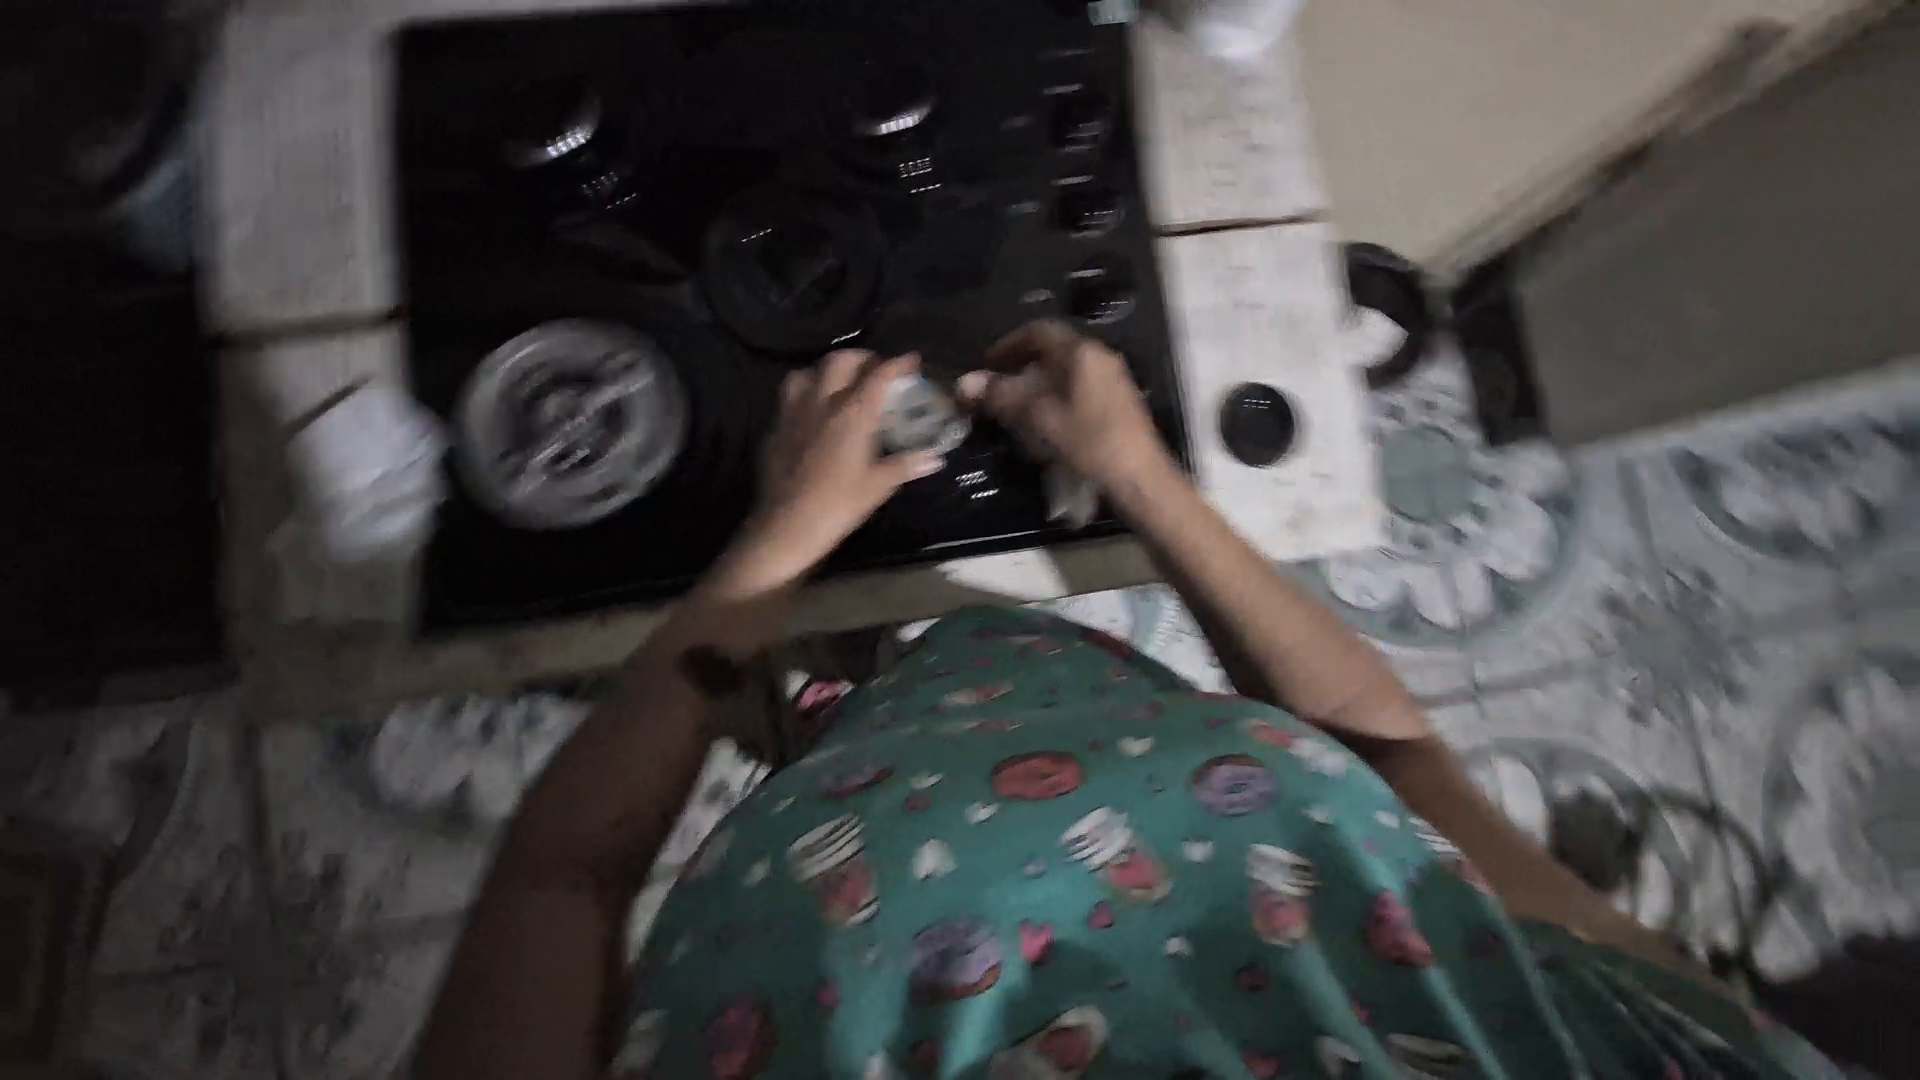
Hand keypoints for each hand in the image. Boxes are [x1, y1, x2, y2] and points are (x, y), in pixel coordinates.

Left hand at [725, 350, 943, 589]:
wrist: (787, 524)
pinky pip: (788, 397)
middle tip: (874, 368)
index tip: (912, 359)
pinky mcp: (775, 428)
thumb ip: (906, 465)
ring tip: (837, 383)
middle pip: (840, 361)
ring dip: (826, 371)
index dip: (898, 363)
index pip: (879, 375)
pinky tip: (811, 411)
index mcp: (853, 413)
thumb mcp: (879, 486)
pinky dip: (805, 394)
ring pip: (807, 372)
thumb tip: (935, 458)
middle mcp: (822, 402)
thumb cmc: (839, 505)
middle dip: (861, 358)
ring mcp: (794, 412)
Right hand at [956, 320, 1169, 490]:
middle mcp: (1100, 358)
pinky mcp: (1119, 405)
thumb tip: (963, 382)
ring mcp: (1113, 381)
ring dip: (1037, 386)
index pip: (1037, 332)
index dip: (1007, 345)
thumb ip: (1001, 396)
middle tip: (996, 390)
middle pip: (1052, 352)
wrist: (1139, 478)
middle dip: (1020, 368)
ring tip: (1015, 411)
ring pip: (1065, 374)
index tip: (986, 365)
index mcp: (1081, 352)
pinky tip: (1045, 427)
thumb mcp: (1038, 419)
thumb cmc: (1088, 442)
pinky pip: (1079, 391)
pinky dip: (1055, 400)